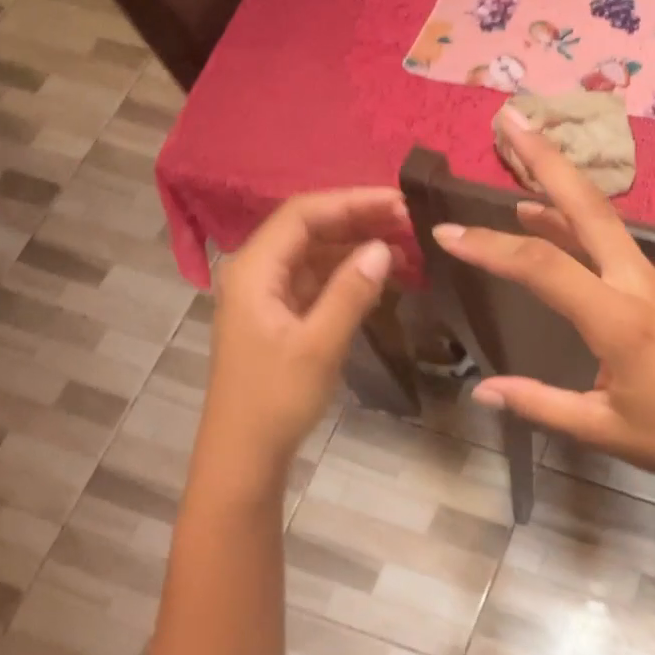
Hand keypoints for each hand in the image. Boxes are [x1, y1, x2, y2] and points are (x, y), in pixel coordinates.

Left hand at [191, 188, 404, 501]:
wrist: (245, 451)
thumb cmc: (276, 398)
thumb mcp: (319, 345)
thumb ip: (350, 293)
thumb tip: (383, 249)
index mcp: (255, 270)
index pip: (303, 214)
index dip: (352, 203)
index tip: (399, 203)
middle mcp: (256, 273)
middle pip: (308, 230)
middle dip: (357, 221)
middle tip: (409, 222)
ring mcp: (266, 298)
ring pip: (313, 257)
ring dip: (354, 249)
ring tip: (403, 247)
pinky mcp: (279, 321)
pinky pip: (315, 284)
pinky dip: (346, 277)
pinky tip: (378, 278)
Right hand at [432, 110, 654, 498]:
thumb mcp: (601, 430)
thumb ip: (540, 405)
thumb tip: (483, 391)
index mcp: (619, 321)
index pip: (543, 268)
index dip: (492, 248)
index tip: (446, 234)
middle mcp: (638, 286)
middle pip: (588, 208)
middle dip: (546, 159)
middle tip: (509, 118)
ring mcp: (654, 284)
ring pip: (603, 219)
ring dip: (562, 182)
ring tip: (521, 153)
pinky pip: (613, 244)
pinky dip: (577, 221)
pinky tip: (549, 219)